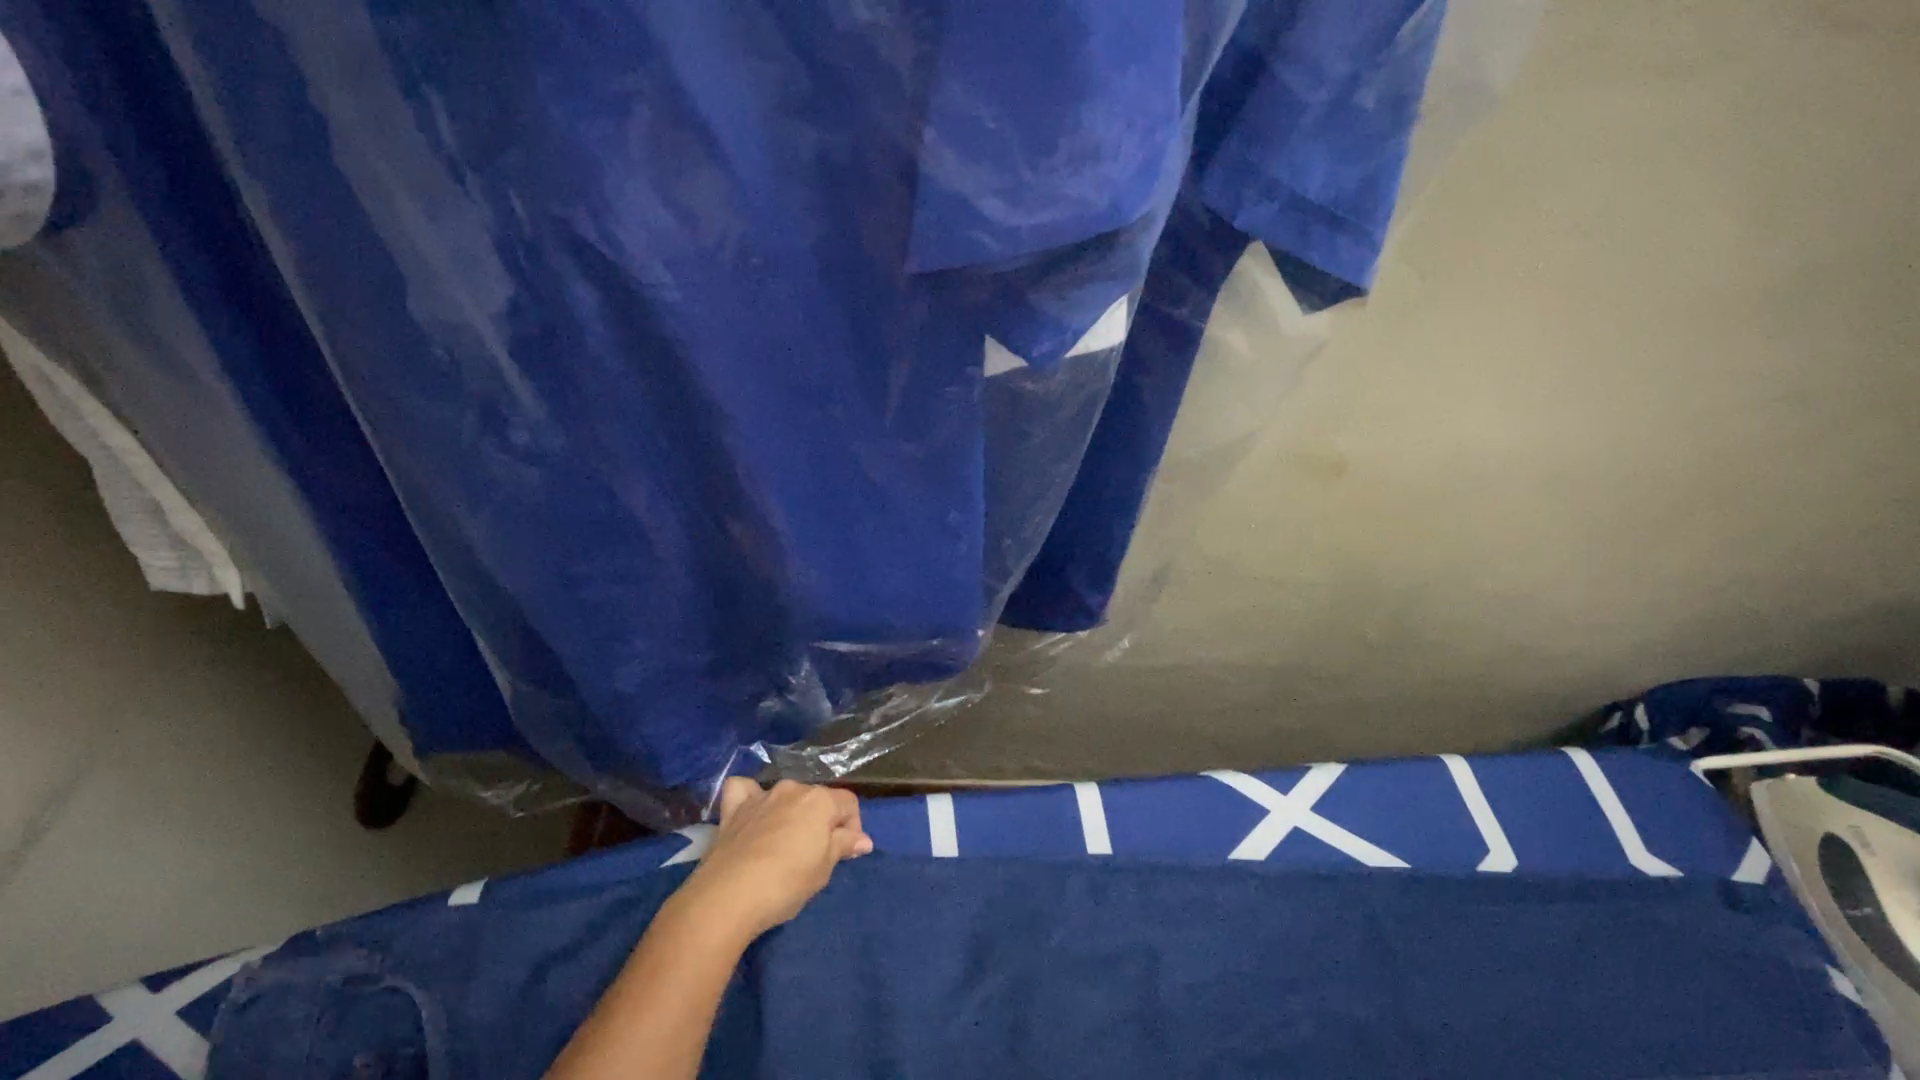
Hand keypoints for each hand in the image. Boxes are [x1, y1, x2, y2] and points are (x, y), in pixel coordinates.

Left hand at [676, 778, 872, 941]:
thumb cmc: (787, 883)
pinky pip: (745, 791)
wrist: (729, 895)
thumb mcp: (824, 869)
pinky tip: (753, 813)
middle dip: (823, 822)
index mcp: (820, 800)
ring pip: (785, 796)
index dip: (853, 828)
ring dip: (791, 813)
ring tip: (786, 845)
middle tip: (818, 855)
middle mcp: (792, 789)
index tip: (847, 853)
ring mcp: (760, 796)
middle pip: (817, 799)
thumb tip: (863, 839)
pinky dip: (752, 798)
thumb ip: (843, 846)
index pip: (848, 803)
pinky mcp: (733, 809)